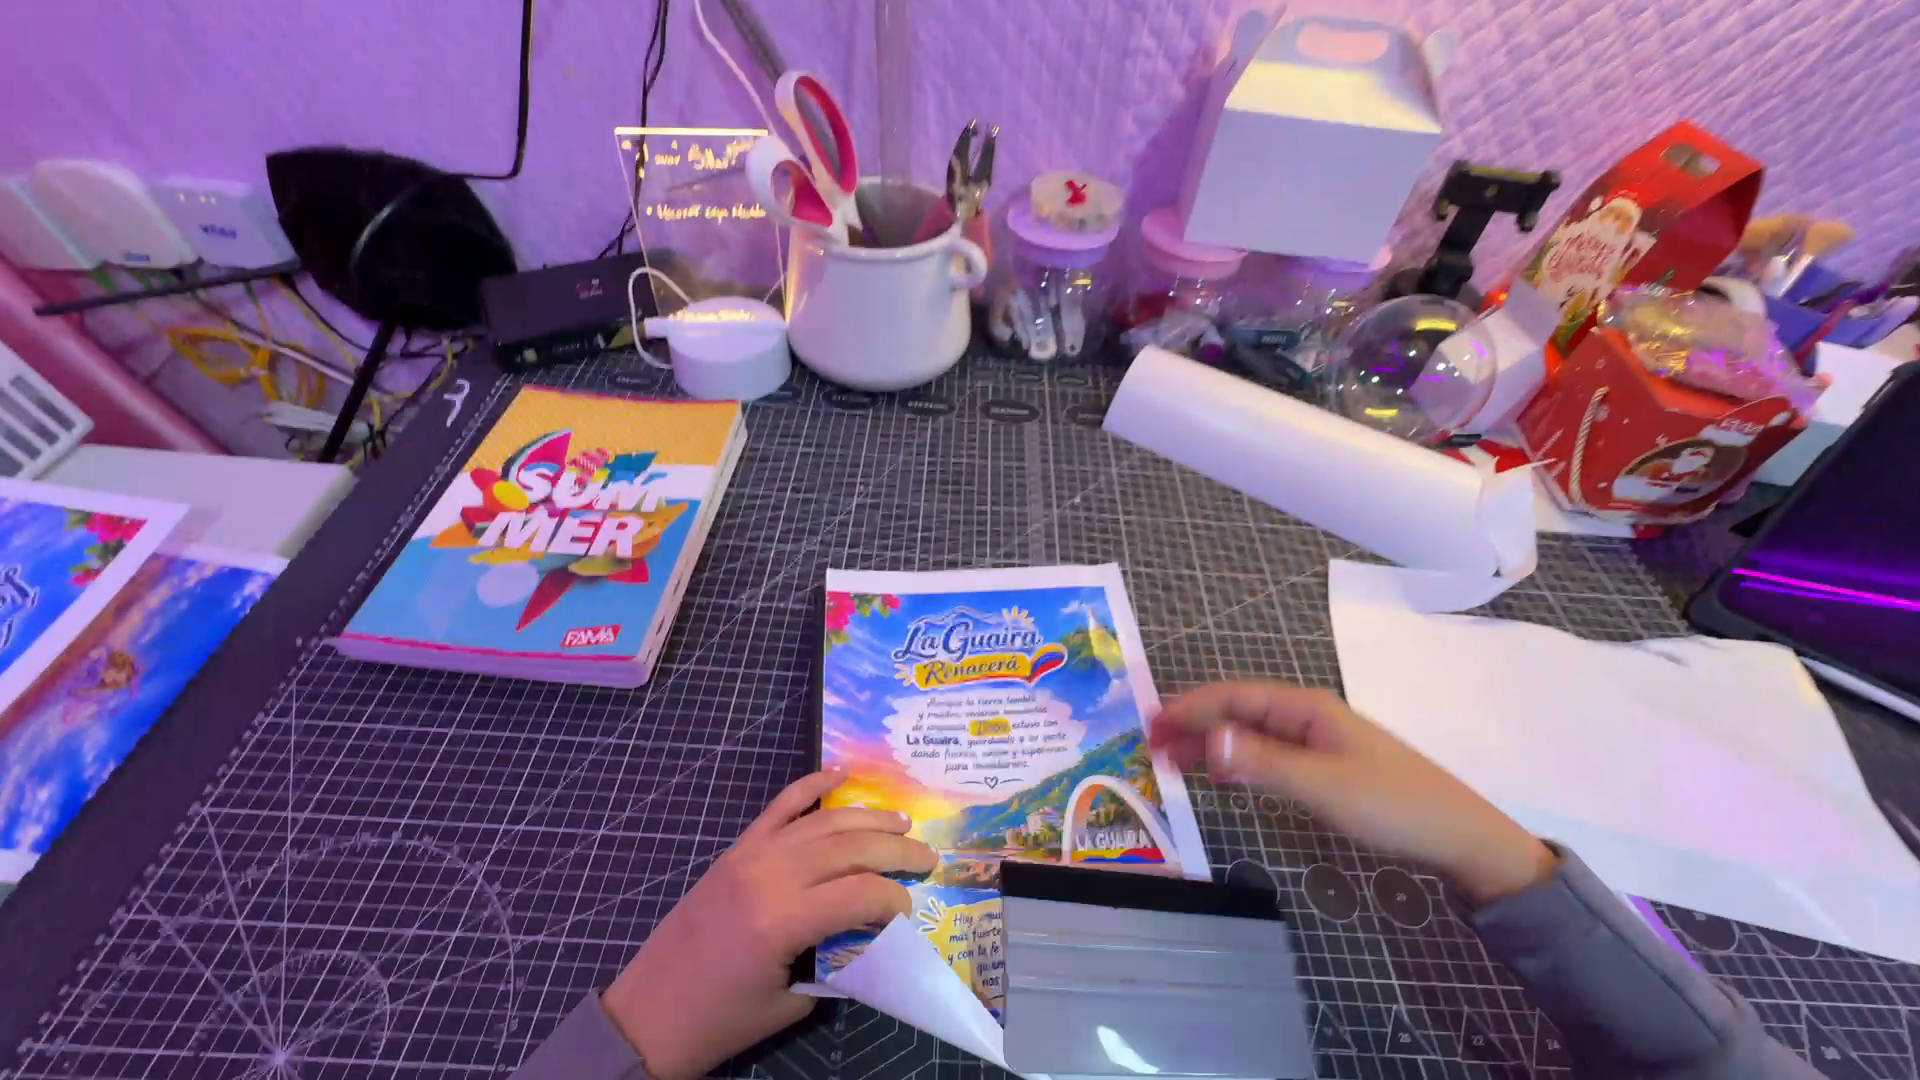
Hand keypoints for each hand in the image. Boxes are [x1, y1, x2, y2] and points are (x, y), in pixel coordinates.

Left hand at [601, 769, 936, 1079]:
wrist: (645, 1015)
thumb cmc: (717, 1022)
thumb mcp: (788, 1006)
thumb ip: (836, 965)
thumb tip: (873, 935)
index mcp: (782, 922)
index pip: (861, 894)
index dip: (895, 899)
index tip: (909, 912)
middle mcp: (770, 876)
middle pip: (850, 847)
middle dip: (896, 849)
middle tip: (927, 856)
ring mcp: (751, 855)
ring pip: (824, 822)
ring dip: (868, 818)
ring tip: (901, 821)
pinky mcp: (736, 849)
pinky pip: (780, 806)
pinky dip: (812, 784)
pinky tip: (841, 773)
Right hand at [1150, 681, 1555, 905]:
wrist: (1460, 837)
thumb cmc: (1390, 804)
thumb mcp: (1321, 785)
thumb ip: (1261, 760)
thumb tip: (1206, 736)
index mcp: (1304, 707)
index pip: (1233, 697)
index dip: (1190, 707)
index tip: (1151, 723)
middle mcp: (1305, 715)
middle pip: (1237, 710)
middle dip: (1193, 721)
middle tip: (1150, 741)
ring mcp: (1315, 740)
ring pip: (1249, 732)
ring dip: (1210, 741)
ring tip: (1170, 757)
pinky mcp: (1322, 765)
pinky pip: (1265, 753)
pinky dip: (1235, 759)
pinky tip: (1217, 772)